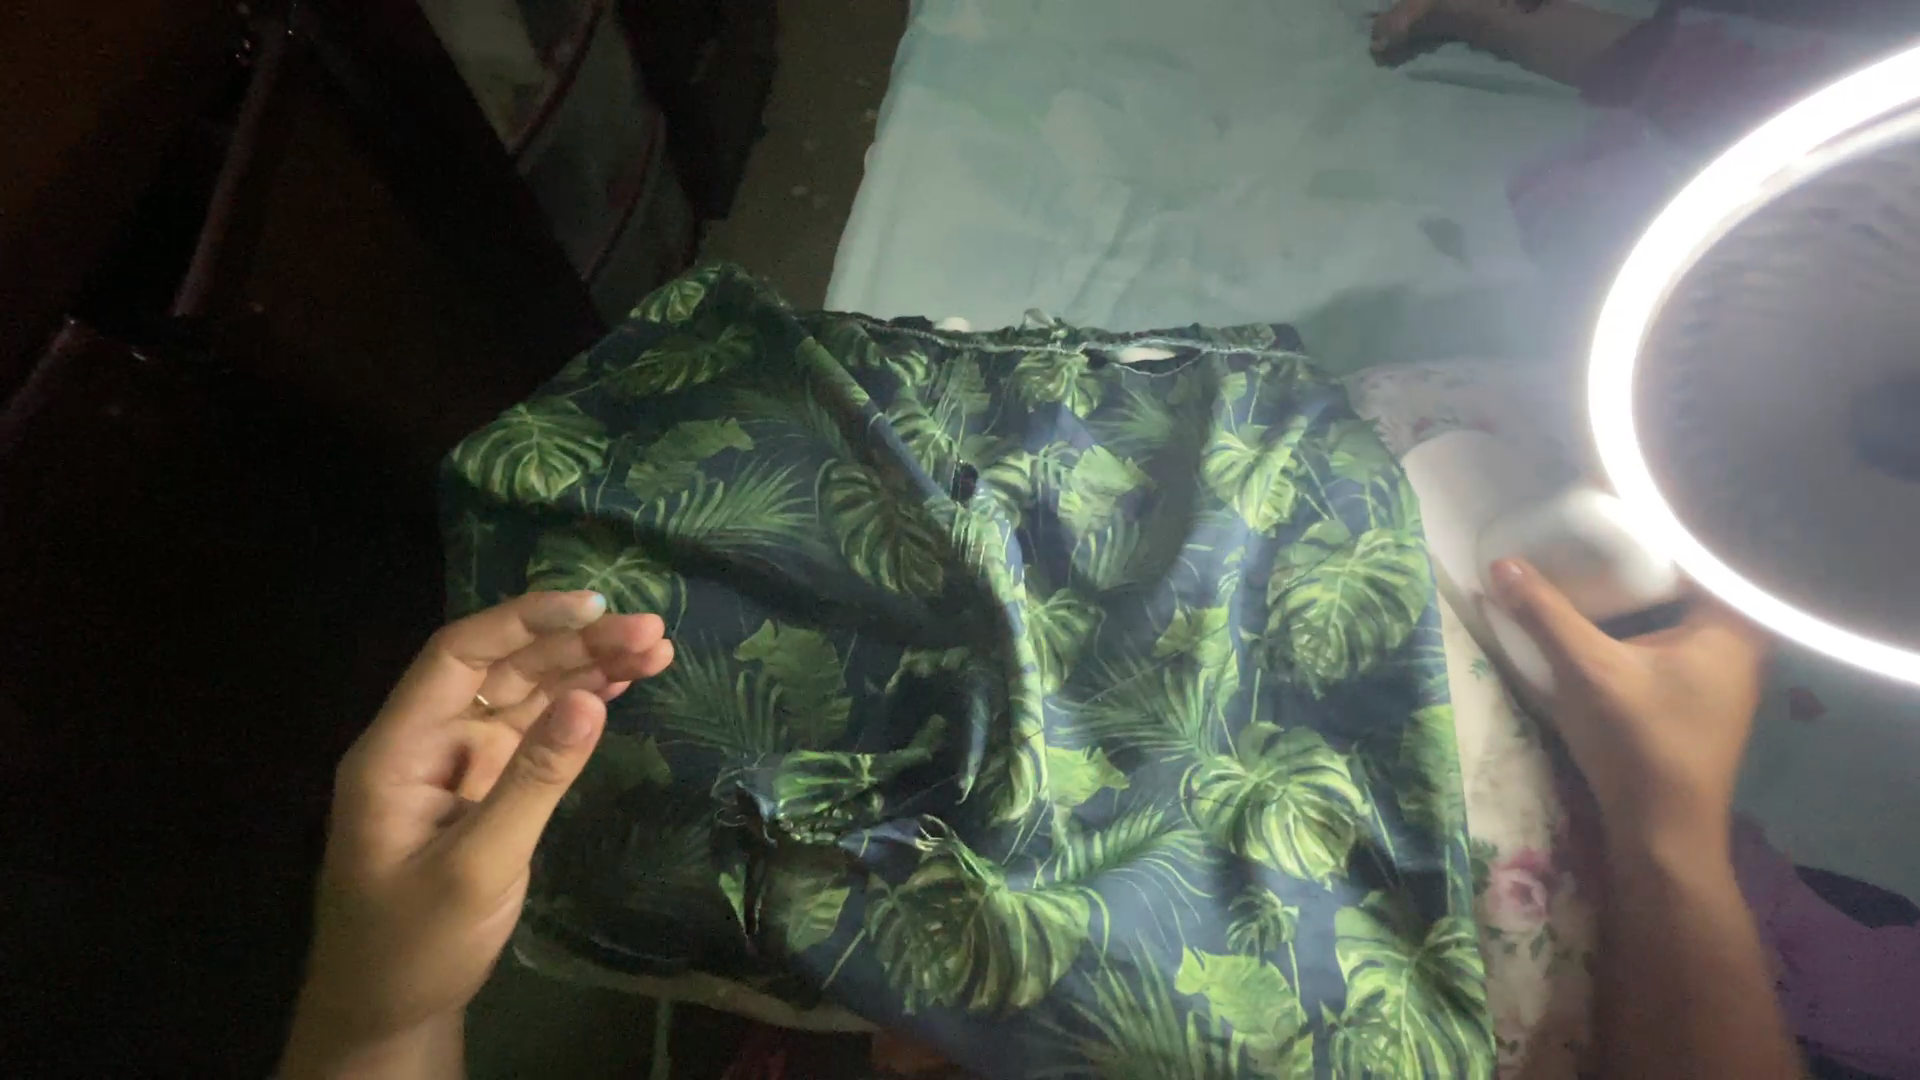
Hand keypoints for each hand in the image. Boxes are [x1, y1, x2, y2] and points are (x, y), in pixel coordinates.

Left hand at [280, 592, 673, 1078]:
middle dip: (580, 644)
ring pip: (531, 690)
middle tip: (652, 633)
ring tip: (656, 650)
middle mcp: (432, 738)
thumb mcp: (478, 864)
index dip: (527, 620)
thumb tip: (594, 699)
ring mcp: (464, 758)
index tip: (596, 607)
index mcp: (400, 748)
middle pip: (509, 667)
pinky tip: (624, 682)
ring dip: (591, 666)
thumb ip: (535, 778)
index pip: (461, 655)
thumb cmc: (416, 944)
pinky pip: (541, 723)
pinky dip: (584, 699)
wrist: (390, 1012)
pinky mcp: (494, 779)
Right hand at [1489, 559, 1767, 857]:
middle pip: (1677, 590)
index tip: (1602, 524)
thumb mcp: (1583, 666)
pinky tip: (1585, 630)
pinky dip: (1623, 631)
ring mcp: (1714, 677)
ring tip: (1574, 579)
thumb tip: (1501, 563)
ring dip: (1622, 603)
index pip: (1696, 564)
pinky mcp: (1688, 699)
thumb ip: (1543, 612)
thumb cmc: (1637, 737)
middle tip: (1579, 547)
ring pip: (1664, 620)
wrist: (1660, 824)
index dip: (1649, 540)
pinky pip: (1656, 645)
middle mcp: (1733, 648)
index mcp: (1728, 631)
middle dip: (1626, 571)